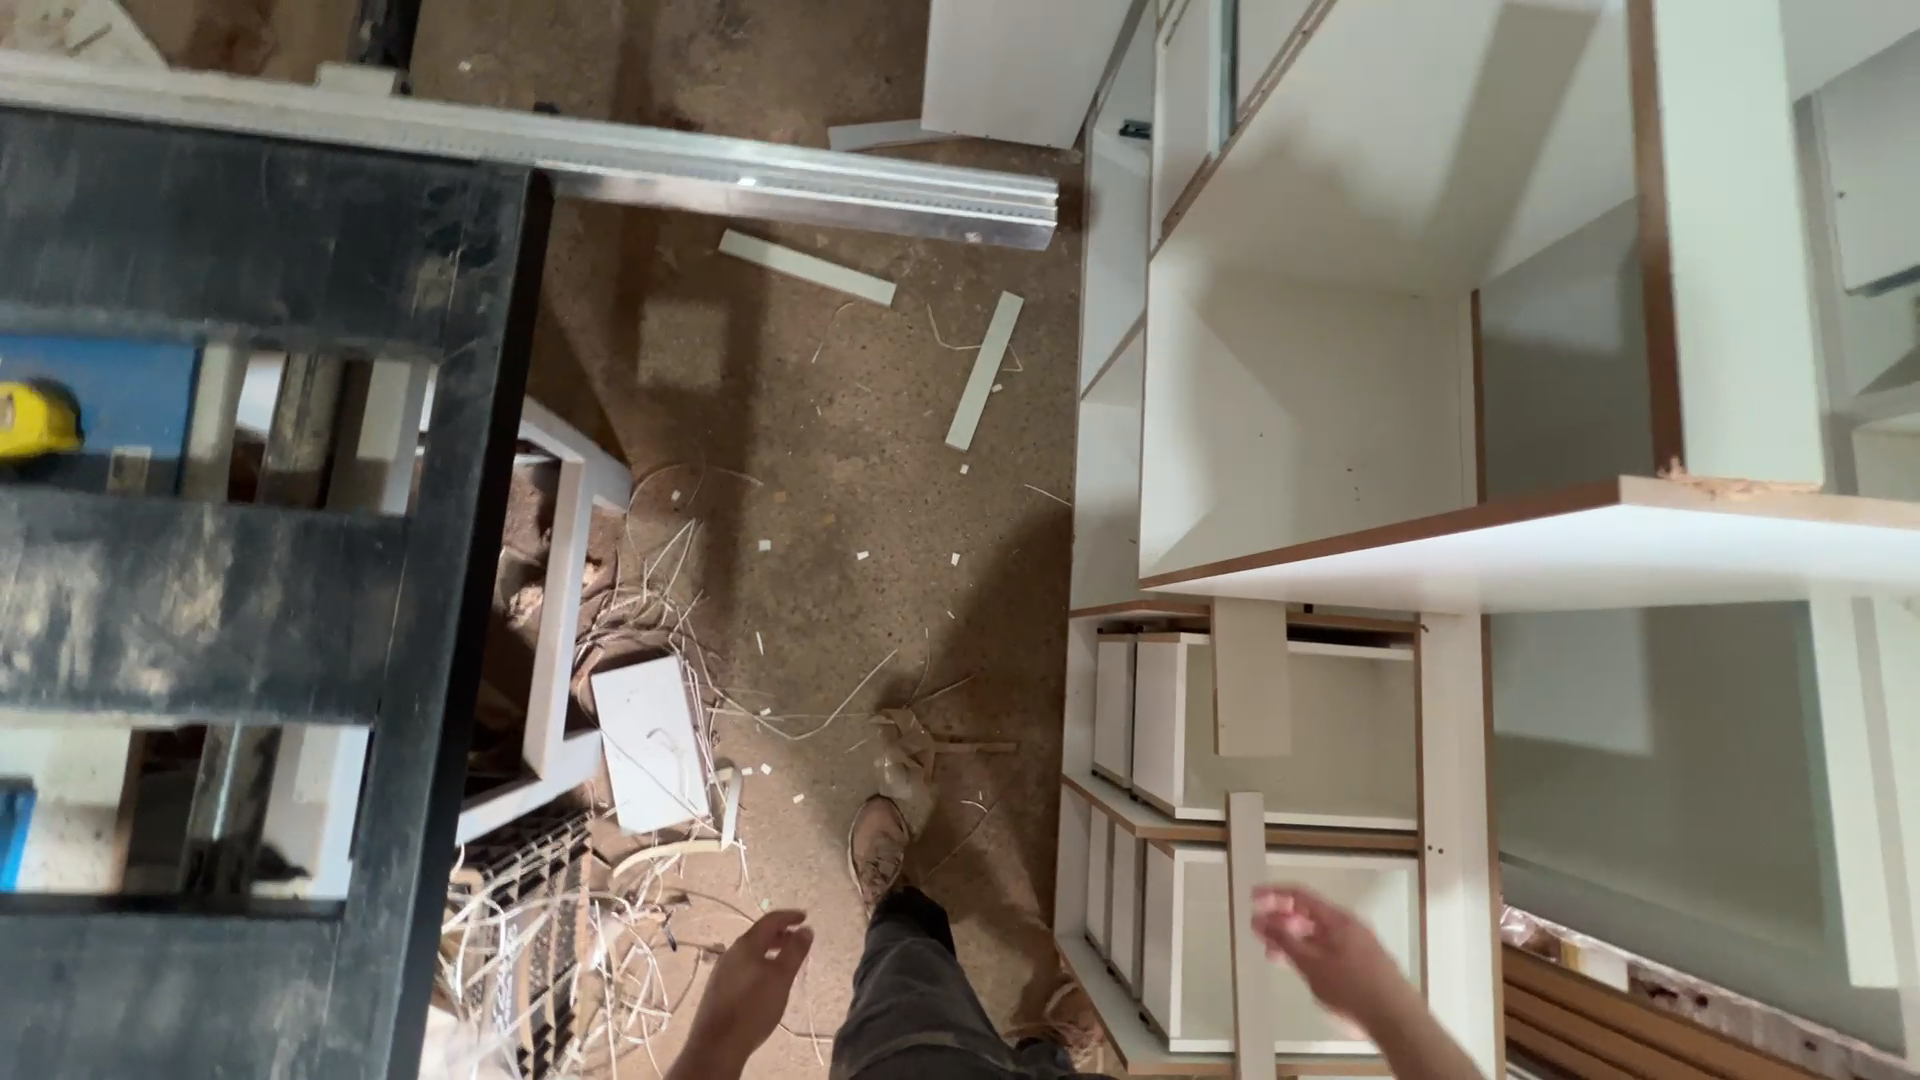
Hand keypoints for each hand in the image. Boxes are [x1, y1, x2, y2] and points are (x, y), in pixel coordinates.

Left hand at [673, 910, 813, 1079]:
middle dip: (780, 935)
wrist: (716, 1047)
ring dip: (769, 952)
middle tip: (797, 940)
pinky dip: (758, 965)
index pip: (770, 920)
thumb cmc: (753, 1007)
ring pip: (750, 953)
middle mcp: (731, 953)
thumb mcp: (782, 977)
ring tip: (784, 963)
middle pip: (759, 936)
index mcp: (746, 945)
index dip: (789, 917)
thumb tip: (806, 929)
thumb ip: (795, 951)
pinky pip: (742, 968)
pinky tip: (764, 983)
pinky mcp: (717, 991)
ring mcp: (721, 972)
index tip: (805, 917)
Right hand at [1252, 886, 1416, 1027]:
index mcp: (1337, 919)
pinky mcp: (1365, 965)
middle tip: (1258, 932)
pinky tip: (1302, 968)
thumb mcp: (1310, 965)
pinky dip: (1310, 953)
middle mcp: (1349, 926)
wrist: (1400, 1024)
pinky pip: (1329, 949)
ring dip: (1294, 940)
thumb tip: (1260, 920)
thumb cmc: (1352, 989)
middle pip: (1308, 915)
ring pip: (1318, 935)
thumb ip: (1283, 941)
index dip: (1273, 895)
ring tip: (1273, 954)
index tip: (1252, 900)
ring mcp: (1360, 946)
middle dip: (1280, 921)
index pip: (1299, 895)